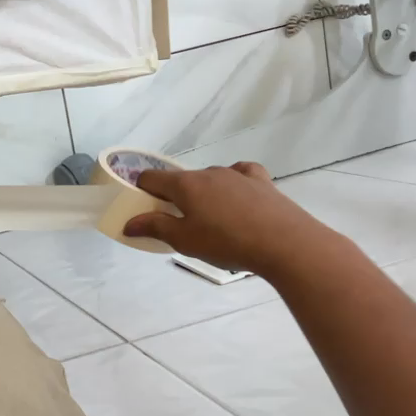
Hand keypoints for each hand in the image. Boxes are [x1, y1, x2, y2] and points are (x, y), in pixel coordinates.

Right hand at [122, 162, 345, 277]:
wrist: (286, 243)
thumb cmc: (227, 242)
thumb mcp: (184, 241)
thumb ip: (155, 227)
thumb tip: (128, 223)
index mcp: (185, 185)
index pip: (151, 177)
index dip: (140, 190)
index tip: (141, 207)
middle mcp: (208, 172)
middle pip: (181, 179)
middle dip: (174, 197)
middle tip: (179, 223)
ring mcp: (237, 174)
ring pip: (210, 178)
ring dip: (203, 194)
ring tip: (212, 220)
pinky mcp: (262, 181)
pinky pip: (240, 174)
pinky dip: (233, 182)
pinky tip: (237, 195)